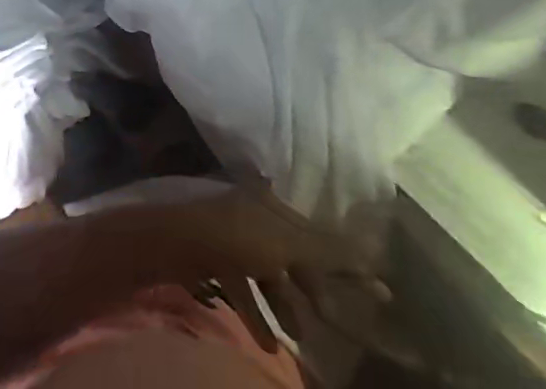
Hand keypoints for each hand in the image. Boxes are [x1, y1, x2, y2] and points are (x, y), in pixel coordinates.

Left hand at [125, 188, 381, 352]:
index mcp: (267, 202)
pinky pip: (239, 286)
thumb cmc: (235, 236)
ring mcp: (226, 236)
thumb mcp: (288, 244)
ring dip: (282, 306)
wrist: (172, 241)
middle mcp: (248, 214)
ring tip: (297, 338)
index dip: (340, 262)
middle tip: (330, 320)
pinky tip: (267, 344)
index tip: (369, 290)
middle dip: (308, 289)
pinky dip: (253, 313)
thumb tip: (373, 257)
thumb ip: (329, 252)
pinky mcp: (209, 258)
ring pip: (263, 273)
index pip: (311, 232)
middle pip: (288, 254)